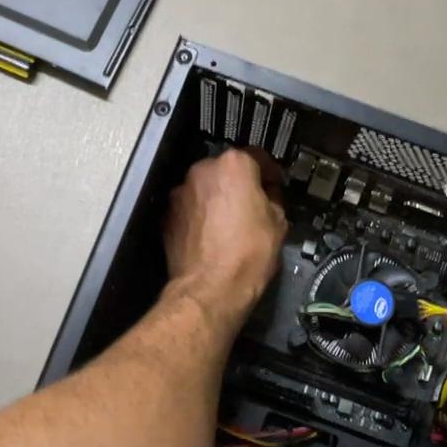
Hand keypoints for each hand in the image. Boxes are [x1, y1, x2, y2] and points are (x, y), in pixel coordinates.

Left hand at [164, 149, 286, 320]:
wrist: (210, 289)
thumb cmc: (247, 256)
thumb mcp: (278, 224)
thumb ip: (273, 200)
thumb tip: (269, 199)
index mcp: (234, 166)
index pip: (258, 157)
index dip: (271, 173)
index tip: (275, 186)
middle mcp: (202, 172)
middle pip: (227, 170)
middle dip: (240, 185)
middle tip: (254, 206)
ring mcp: (180, 193)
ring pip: (206, 189)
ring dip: (218, 200)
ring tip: (232, 225)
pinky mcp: (168, 216)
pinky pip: (190, 209)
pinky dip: (201, 217)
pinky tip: (213, 236)